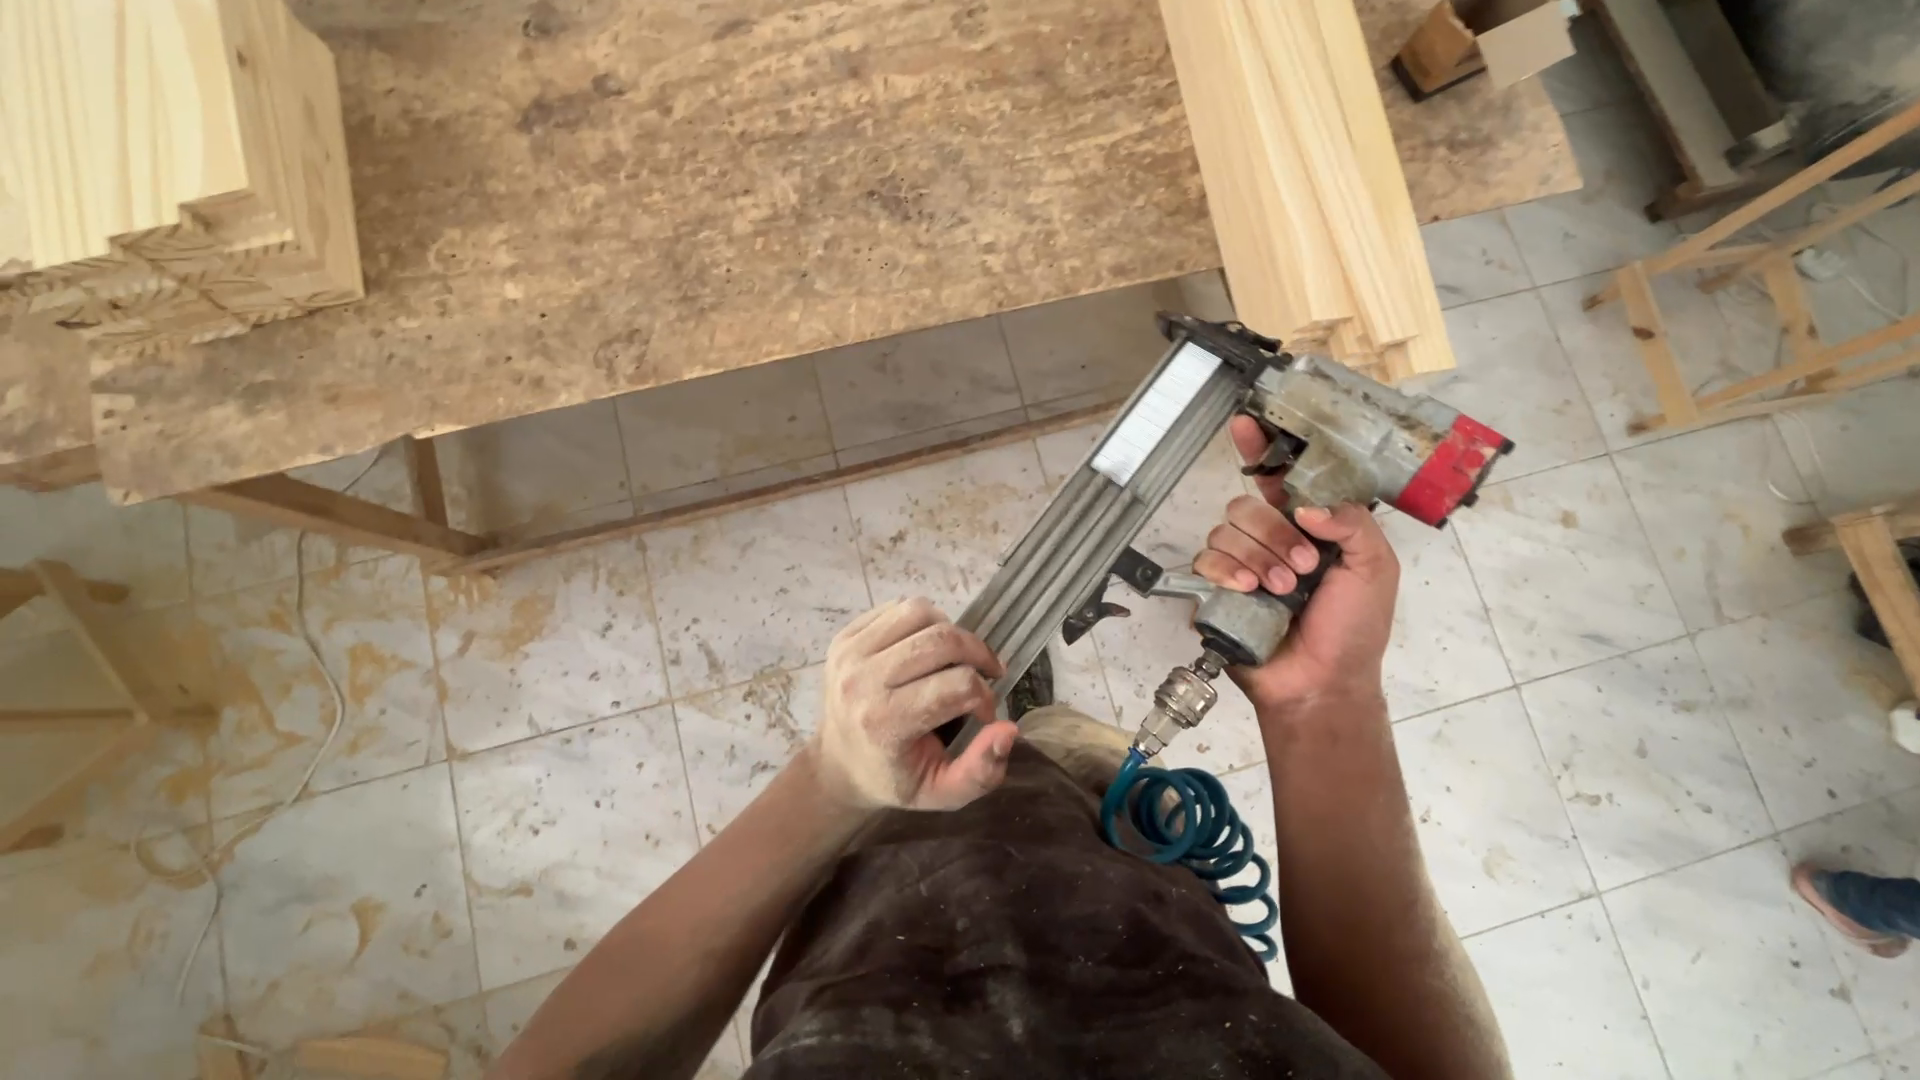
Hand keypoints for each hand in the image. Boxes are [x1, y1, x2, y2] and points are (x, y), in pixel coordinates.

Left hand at [811, 597, 1019, 811]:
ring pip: (921, 612)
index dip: (984, 696)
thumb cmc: (894, 778)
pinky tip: (926, 650)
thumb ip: (981, 772)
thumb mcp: (941, 793)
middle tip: (986, 673)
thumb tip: (1009, 730)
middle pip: (942, 641)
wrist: (838, 765)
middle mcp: (863, 681)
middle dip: (978, 653)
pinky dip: (924, 622)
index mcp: (885, 723)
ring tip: (955, 658)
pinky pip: (899, 607)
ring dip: (951, 631)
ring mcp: (850, 653)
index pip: (957, 685)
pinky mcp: (844, 636)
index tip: (984, 713)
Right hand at [1194, 416, 1399, 712]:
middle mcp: (1268, 539)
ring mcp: (1239, 564)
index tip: (1246, 420)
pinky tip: (1247, 592)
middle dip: (1274, 533)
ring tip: (1279, 591)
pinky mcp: (1215, 590)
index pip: (1278, 477)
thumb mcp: (1375, 568)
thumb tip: (1306, 507)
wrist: (1320, 682)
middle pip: (1247, 504)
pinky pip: (1206, 561)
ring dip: (1257, 558)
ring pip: (1225, 530)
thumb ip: (1353, 524)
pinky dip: (1227, 572)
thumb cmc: (1354, 628)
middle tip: (1301, 568)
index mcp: (1305, 527)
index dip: (1261, 447)